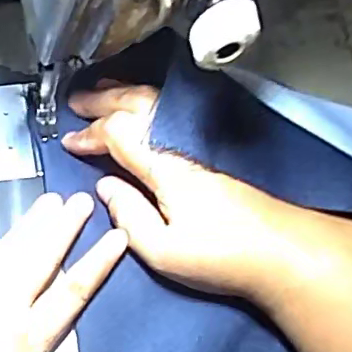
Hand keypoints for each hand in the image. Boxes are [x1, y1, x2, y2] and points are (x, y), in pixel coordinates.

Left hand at [0, 192, 127, 351]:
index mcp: (30, 338)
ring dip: (28, 226)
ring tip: (47, 202)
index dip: (97, 264)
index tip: (117, 236)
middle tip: (82, 200)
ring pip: (4, 252)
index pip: (72, 294)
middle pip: (40, 261)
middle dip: (65, 229)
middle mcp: (2, 307)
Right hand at [63, 85, 351, 304]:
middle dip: (104, 101)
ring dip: (127, 98)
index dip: (91, 134)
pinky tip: (143, 119)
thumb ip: (128, 217)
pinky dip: (147, 111)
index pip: (120, 135)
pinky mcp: (209, 164)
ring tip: (105, 95)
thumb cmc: (223, 256)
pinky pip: (169, 122)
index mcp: (166, 170)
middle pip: (139, 109)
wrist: (282, 252)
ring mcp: (198, 154)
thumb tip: (105, 189)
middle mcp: (182, 152)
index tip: (69, 139)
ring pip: (158, 109)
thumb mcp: (162, 250)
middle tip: (78, 99)